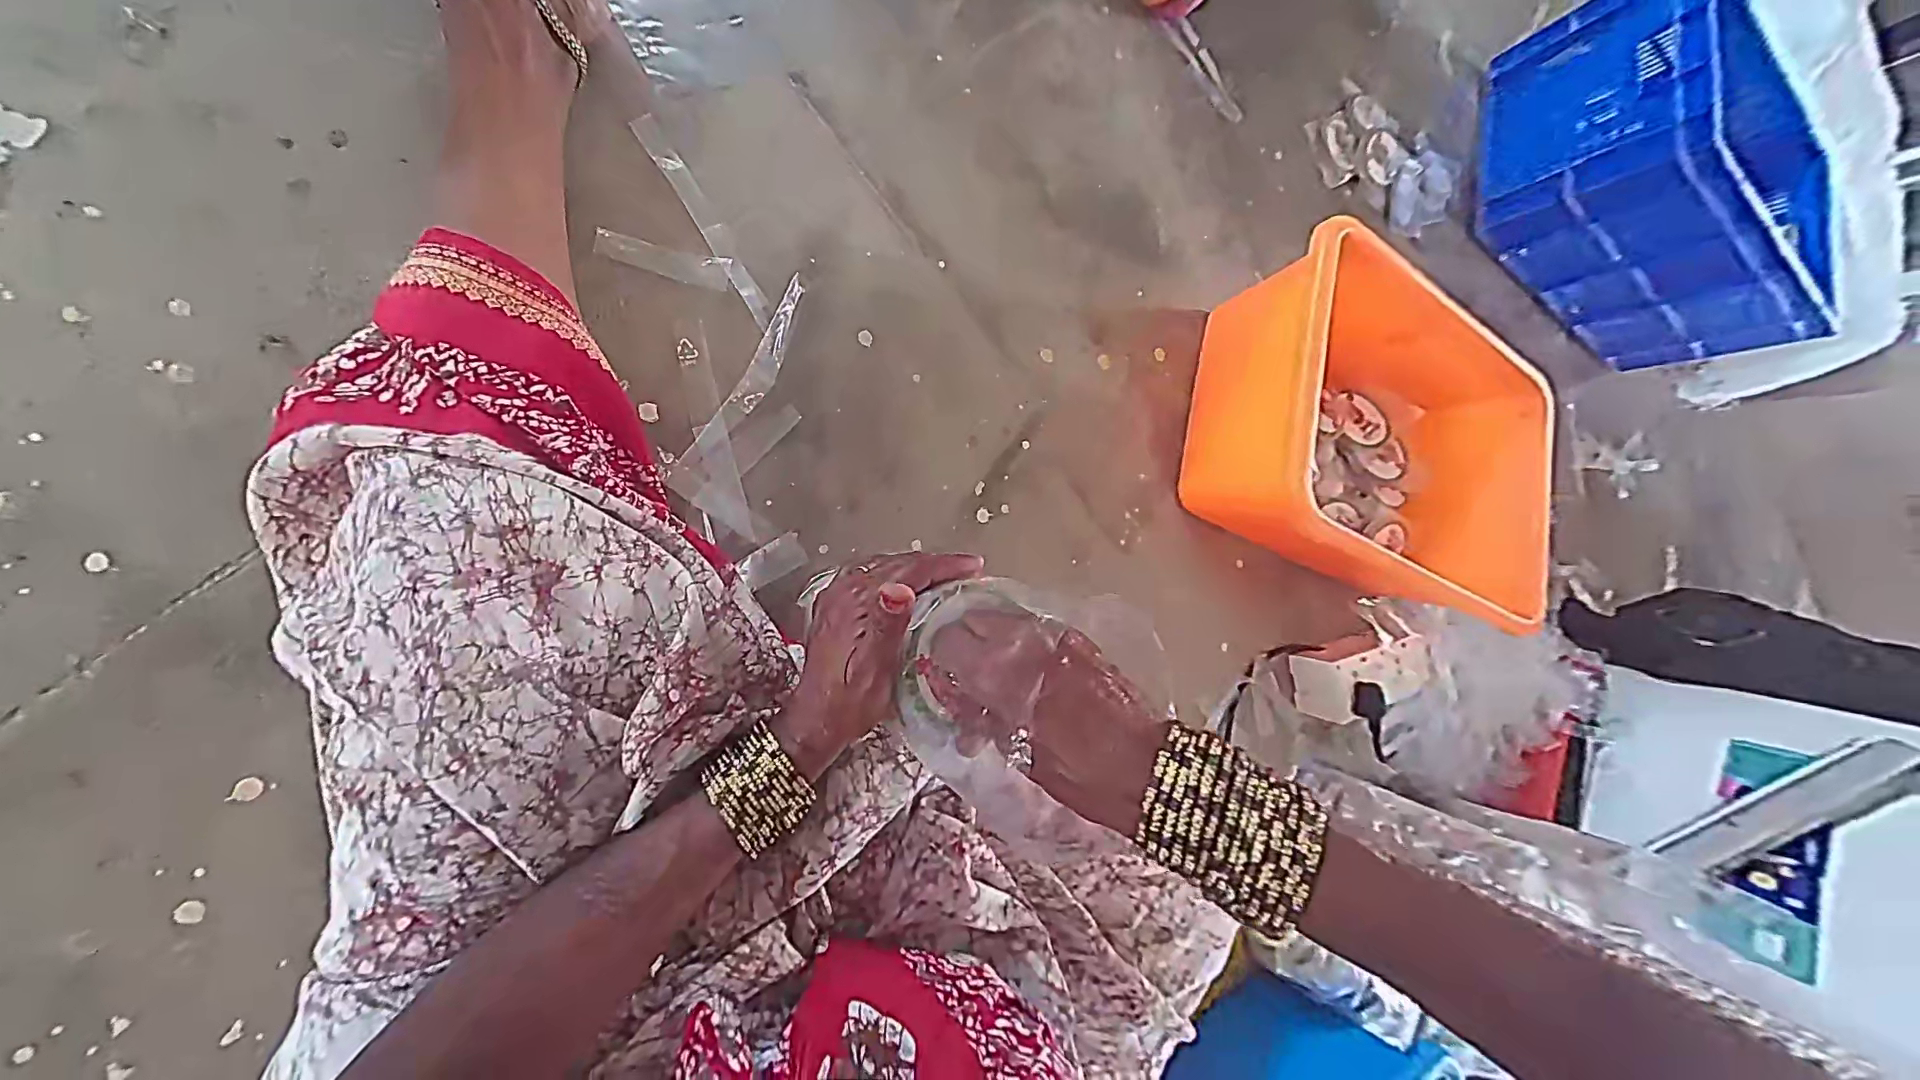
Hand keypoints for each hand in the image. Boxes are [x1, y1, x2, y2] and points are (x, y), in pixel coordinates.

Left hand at [774, 552, 983, 777]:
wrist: (814, 721)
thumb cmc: (850, 703)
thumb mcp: (875, 669)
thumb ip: (887, 627)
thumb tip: (900, 589)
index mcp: (856, 602)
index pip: (908, 571)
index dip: (943, 565)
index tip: (972, 566)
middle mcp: (843, 591)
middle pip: (896, 563)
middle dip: (934, 563)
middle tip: (966, 569)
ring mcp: (836, 596)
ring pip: (884, 567)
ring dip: (916, 568)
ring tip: (945, 574)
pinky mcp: (835, 607)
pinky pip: (871, 577)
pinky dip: (896, 576)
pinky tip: (909, 587)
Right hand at [923, 609, 1168, 835]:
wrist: (1146, 767)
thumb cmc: (1079, 774)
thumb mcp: (1019, 753)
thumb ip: (983, 718)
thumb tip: (955, 699)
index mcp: (1005, 677)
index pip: (950, 645)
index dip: (938, 658)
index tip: (939, 674)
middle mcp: (1026, 646)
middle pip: (974, 619)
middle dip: (961, 640)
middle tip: (961, 666)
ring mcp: (1056, 637)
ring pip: (1004, 617)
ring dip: (989, 634)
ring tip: (990, 663)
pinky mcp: (1078, 639)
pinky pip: (1034, 625)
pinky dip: (1019, 636)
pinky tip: (1021, 660)